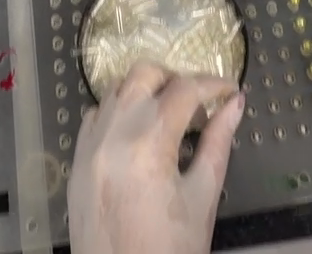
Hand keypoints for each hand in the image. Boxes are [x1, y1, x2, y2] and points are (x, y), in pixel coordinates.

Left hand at [67, 62, 245, 253]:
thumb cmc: (170, 250)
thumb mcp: (202, 198)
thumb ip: (218, 143)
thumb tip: (235, 103)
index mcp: (148, 141)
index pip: (184, 90)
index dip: (211, 84)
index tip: (228, 90)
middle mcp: (113, 131)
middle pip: (144, 74)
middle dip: (174, 80)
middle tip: (197, 104)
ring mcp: (89, 143)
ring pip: (117, 88)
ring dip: (144, 91)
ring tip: (168, 117)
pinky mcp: (76, 158)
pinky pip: (96, 113)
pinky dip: (117, 110)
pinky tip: (136, 132)